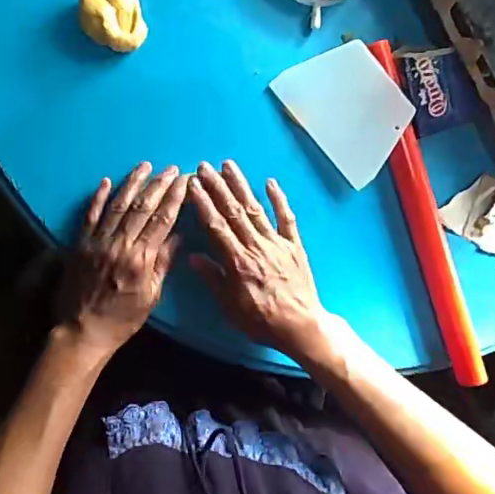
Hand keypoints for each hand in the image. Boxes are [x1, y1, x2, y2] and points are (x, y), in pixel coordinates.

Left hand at [60, 163, 190, 351]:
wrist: (83, 330)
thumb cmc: (122, 319)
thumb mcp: (151, 296)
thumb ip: (163, 263)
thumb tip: (178, 236)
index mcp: (142, 259)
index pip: (162, 220)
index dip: (175, 197)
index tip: (185, 181)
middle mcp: (120, 244)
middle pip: (143, 207)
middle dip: (159, 185)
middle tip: (171, 168)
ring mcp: (98, 242)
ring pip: (118, 206)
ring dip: (132, 183)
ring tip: (145, 166)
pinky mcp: (80, 244)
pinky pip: (90, 215)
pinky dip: (98, 197)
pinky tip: (107, 181)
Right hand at [187, 161, 327, 359]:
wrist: (302, 327)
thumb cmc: (262, 321)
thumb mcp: (230, 306)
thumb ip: (213, 278)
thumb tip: (194, 257)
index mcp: (237, 261)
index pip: (216, 225)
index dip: (203, 203)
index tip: (192, 184)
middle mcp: (256, 246)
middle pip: (234, 211)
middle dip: (217, 187)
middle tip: (204, 166)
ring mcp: (277, 244)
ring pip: (256, 209)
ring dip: (241, 186)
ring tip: (229, 165)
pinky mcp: (295, 246)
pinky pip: (287, 219)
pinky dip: (279, 200)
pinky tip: (270, 183)